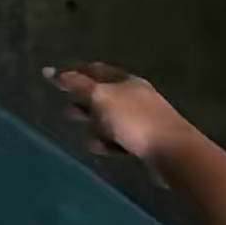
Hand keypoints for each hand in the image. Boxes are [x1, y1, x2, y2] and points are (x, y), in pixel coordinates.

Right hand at [47, 62, 203, 183]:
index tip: (53, 75)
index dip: (73, 71)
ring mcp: (142, 120)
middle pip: (101, 94)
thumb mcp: (100, 97)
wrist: (176, 155)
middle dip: (80, 99)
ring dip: (91, 122)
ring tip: (76, 127)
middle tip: (63, 104)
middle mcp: (135, 97)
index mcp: (126, 81)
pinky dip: (105, 141)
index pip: (94, 70)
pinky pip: (118, 138)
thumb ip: (75, 84)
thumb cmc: (134, 120)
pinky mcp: (146, 142)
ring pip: (108, 117)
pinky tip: (97, 147)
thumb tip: (49, 70)